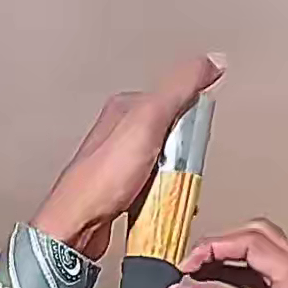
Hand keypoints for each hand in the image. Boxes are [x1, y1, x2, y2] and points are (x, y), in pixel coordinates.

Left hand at [32, 55, 223, 260]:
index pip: (173, 103)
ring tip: (165, 191)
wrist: (76, 226)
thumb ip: (179, 88)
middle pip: (170, 139)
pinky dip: (160, 200)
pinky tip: (157, 206)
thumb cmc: (102, 179)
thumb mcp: (148, 120)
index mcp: (124, 110)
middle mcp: (117, 136)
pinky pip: (151, 193)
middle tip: (176, 169)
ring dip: (172, 182)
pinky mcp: (118, 195)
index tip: (193, 140)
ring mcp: (117, 167)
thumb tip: (211, 61)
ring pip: (161, 168)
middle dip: (182, 157)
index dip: (191, 123)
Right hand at [162, 219, 287, 287]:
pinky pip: (263, 278)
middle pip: (261, 240)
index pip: (256, 244)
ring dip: (226, 260)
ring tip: (192, 274)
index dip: (216, 247)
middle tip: (188, 265)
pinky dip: (236, 276)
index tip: (186, 264)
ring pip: (261, 256)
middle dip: (221, 247)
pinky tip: (209, 283)